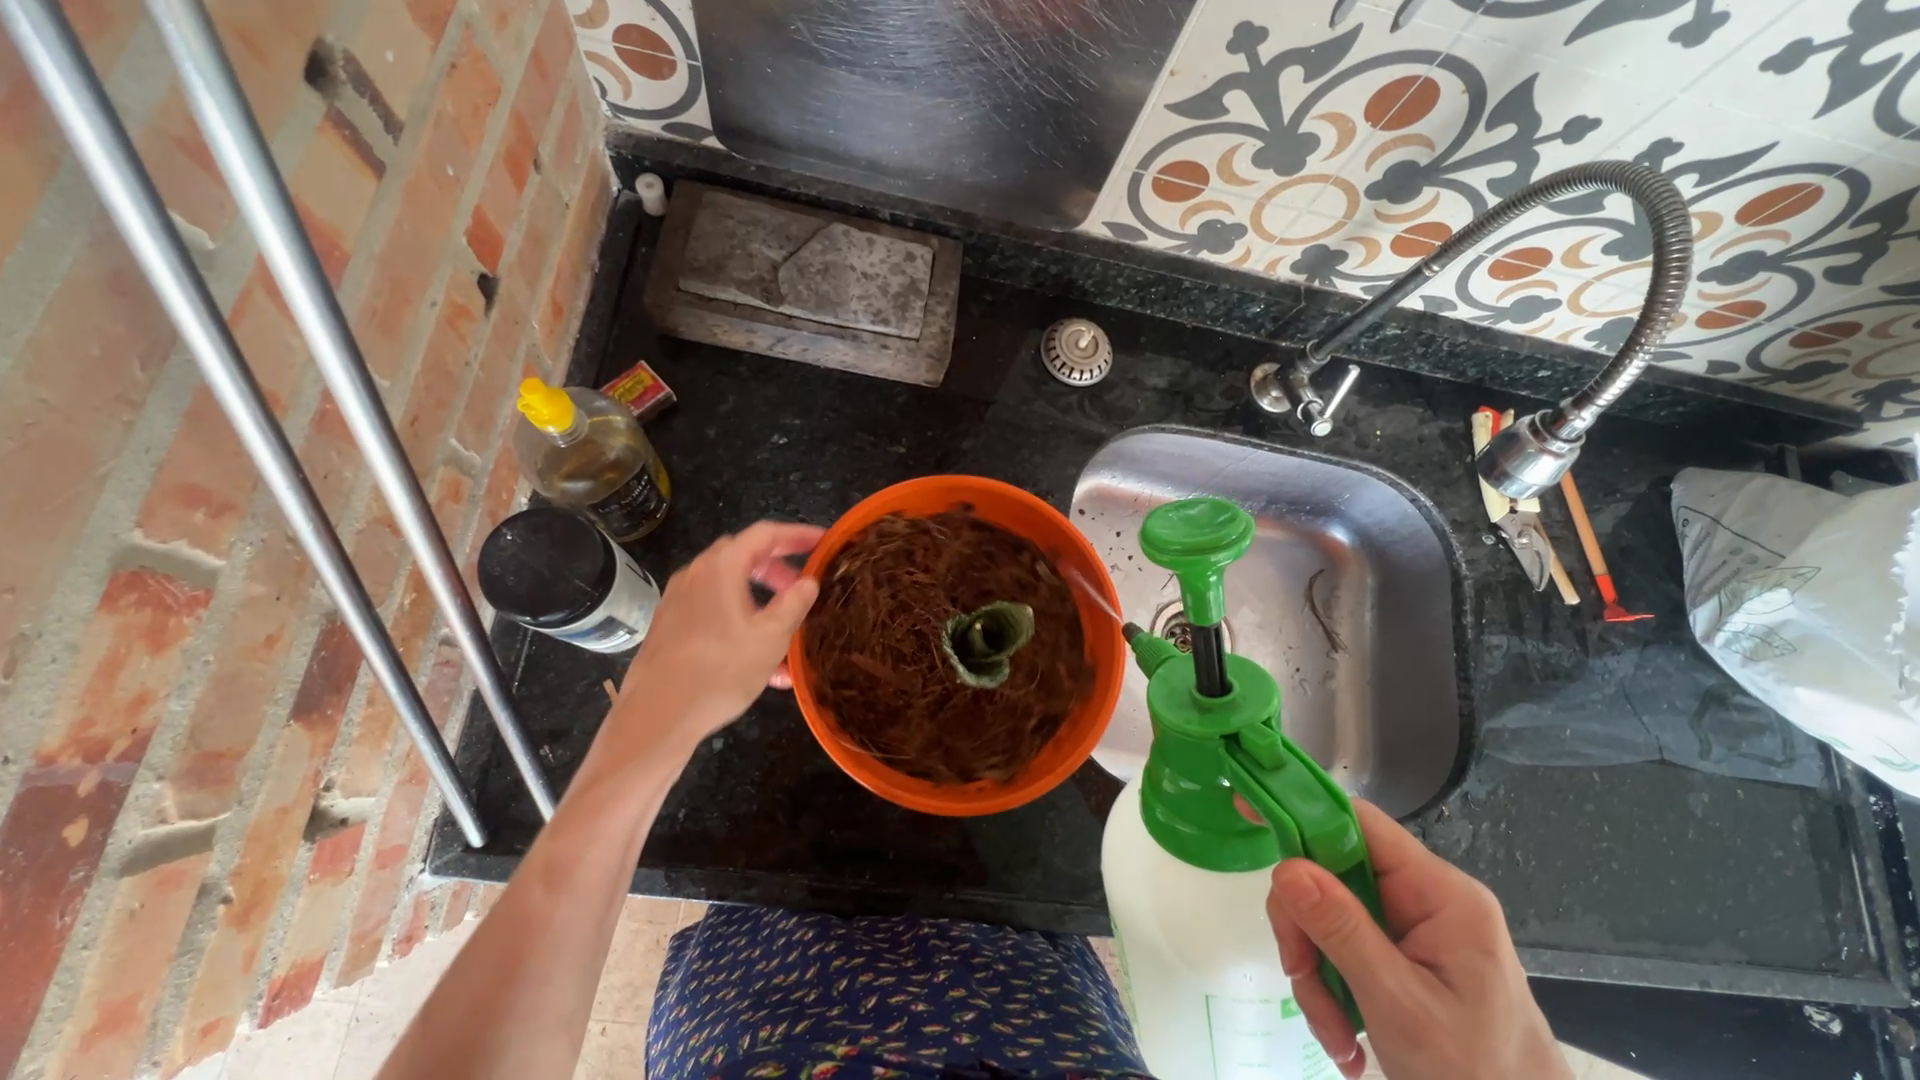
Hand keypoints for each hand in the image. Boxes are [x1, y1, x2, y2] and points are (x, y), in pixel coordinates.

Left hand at [612, 522, 822, 745]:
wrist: (658, 715)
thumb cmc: (720, 671)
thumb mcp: (771, 637)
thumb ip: (794, 603)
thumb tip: (808, 581)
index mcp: (721, 568)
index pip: (765, 534)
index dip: (798, 535)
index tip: (823, 542)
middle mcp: (695, 574)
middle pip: (744, 557)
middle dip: (778, 571)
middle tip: (802, 589)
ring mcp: (679, 600)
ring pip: (729, 588)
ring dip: (760, 600)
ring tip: (786, 630)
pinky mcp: (670, 626)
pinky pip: (713, 611)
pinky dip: (740, 619)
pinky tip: (759, 656)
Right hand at [1267, 799, 1570, 1079]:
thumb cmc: (1478, 1073)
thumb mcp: (1400, 1005)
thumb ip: (1342, 931)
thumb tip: (1285, 867)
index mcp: (1440, 894)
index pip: (1360, 823)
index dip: (1302, 814)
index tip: (1248, 813)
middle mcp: (1426, 899)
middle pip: (1331, 878)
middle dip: (1307, 934)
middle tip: (1302, 979)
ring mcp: (1414, 929)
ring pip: (1329, 921)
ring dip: (1318, 977)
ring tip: (1338, 1036)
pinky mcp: (1404, 958)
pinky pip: (1344, 953)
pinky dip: (1334, 994)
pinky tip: (1349, 1039)